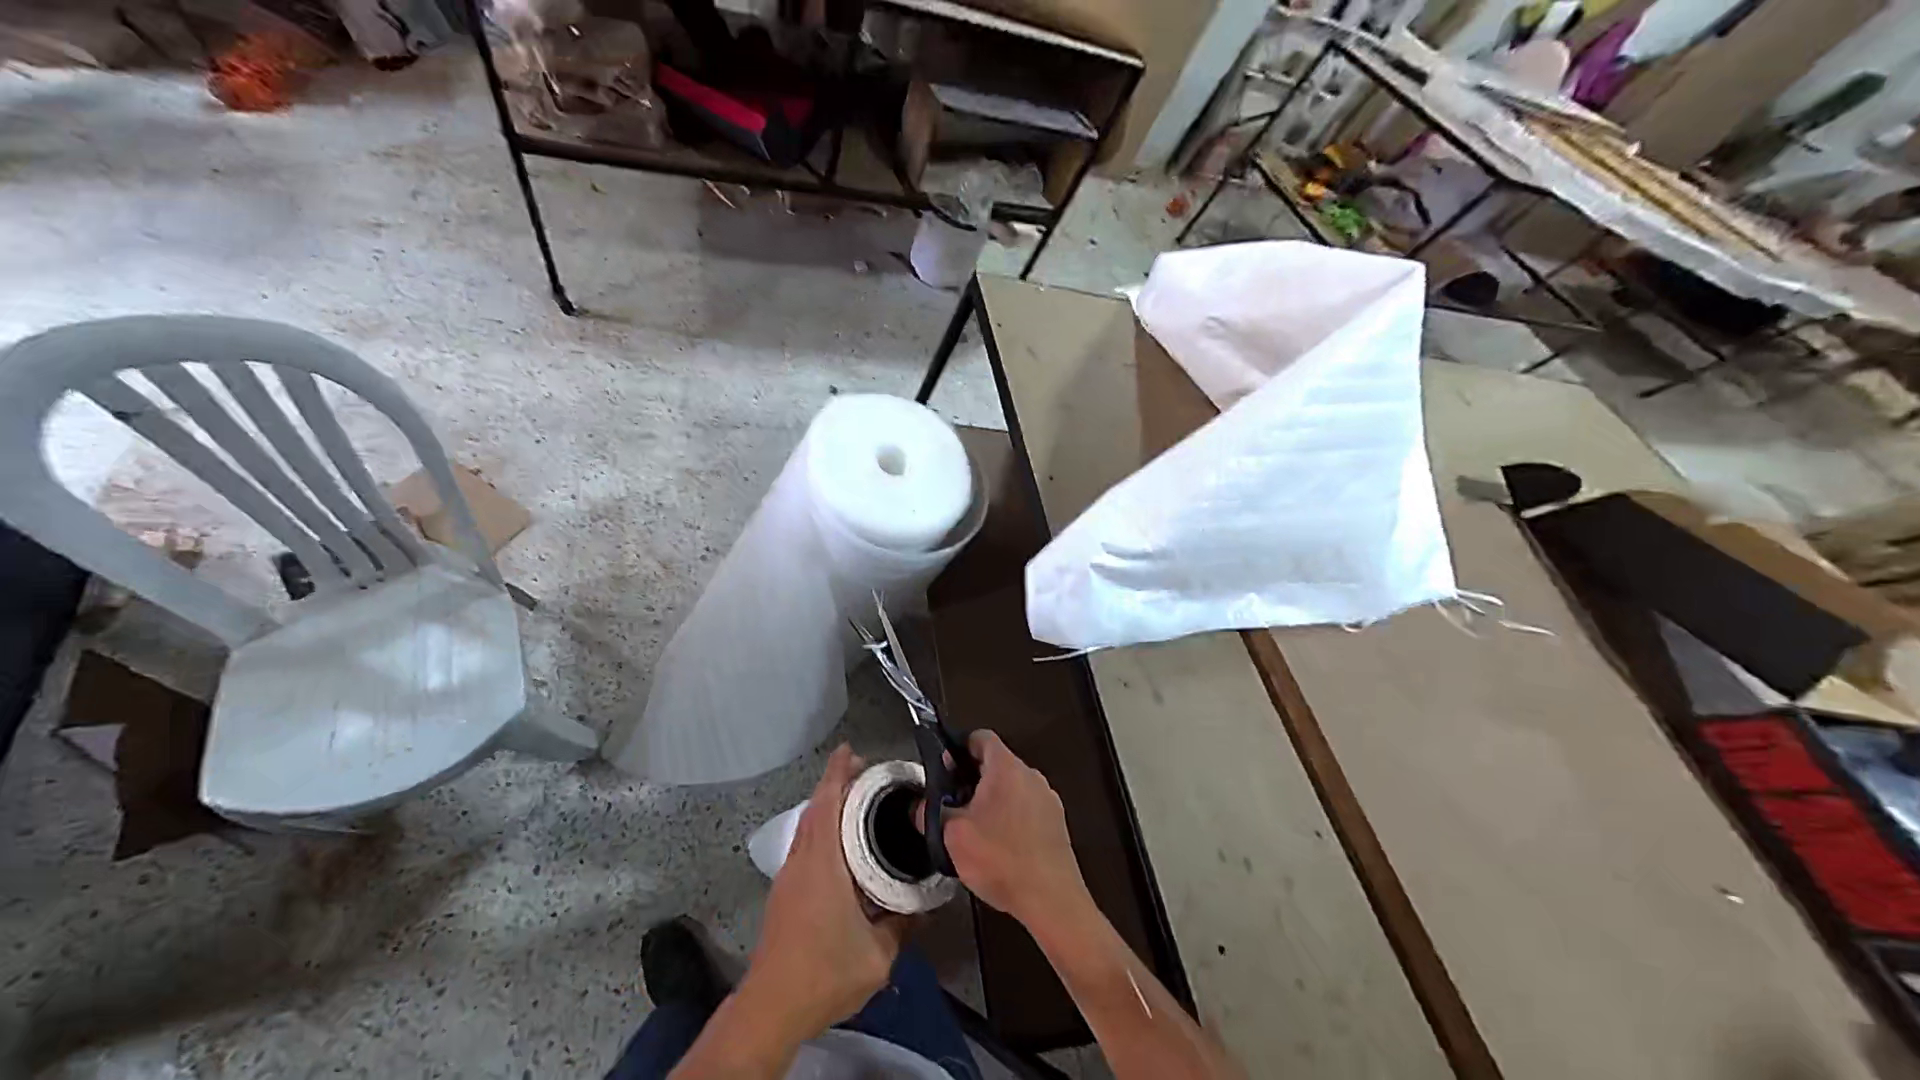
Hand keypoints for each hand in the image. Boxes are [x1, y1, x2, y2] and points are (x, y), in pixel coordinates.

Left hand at [737, 745, 908, 1042]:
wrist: (771, 1008)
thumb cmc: (824, 973)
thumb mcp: (878, 955)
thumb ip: (902, 924)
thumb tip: (923, 903)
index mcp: (823, 864)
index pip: (828, 804)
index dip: (838, 773)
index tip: (850, 750)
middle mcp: (802, 861)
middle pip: (816, 808)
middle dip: (837, 783)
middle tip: (867, 772)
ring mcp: (788, 877)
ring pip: (807, 826)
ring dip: (827, 805)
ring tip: (858, 800)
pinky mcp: (784, 893)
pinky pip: (804, 844)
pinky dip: (821, 827)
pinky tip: (840, 842)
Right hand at [943, 730, 1092, 931]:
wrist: (1050, 899)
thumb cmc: (1002, 859)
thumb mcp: (952, 836)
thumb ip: (930, 813)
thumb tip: (920, 807)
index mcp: (1006, 768)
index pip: (981, 737)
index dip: (959, 747)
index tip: (945, 767)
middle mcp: (1031, 776)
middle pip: (996, 763)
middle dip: (972, 778)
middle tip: (952, 802)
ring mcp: (1047, 799)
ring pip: (1011, 787)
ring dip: (991, 800)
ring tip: (974, 829)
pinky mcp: (1056, 823)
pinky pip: (1026, 808)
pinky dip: (1010, 818)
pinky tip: (998, 846)